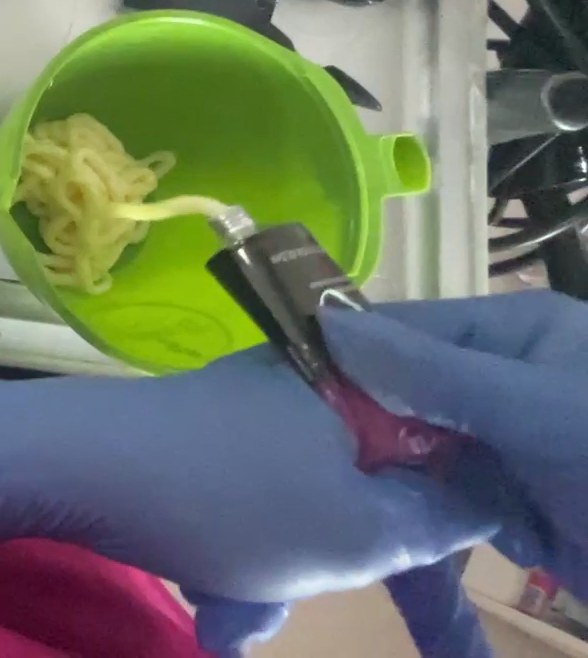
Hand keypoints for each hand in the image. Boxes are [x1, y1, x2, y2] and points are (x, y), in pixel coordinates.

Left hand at [0, 348, 496, 647]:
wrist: (58, 461)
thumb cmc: (219, 496)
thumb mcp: (358, 526)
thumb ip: (435, 512)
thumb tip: (476, 488)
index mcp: (344, 393)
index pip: (448, 447)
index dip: (460, 522)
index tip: (447, 588)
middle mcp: (285, 392)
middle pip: (361, 491)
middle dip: (348, 570)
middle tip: (282, 600)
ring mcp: (224, 416)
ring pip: (289, 515)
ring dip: (271, 580)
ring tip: (230, 614)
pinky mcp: (177, 442)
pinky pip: (228, 510)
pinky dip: (224, 562)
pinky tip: (203, 604)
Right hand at [321, 290, 587, 593]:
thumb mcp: (544, 412)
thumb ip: (431, 368)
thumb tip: (321, 325)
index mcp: (518, 331)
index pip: (398, 326)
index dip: (343, 353)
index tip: (293, 389)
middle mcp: (504, 373)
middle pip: (396, 381)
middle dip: (366, 417)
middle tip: (326, 446)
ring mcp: (506, 433)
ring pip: (408, 434)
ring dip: (390, 462)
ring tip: (365, 484)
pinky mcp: (510, 488)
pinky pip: (436, 480)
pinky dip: (421, 499)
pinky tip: (411, 512)